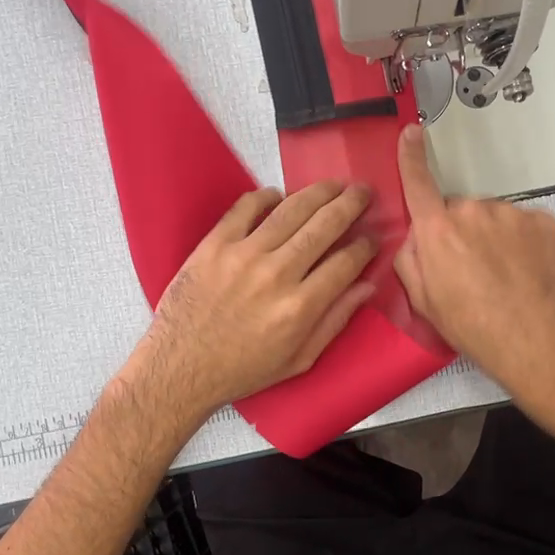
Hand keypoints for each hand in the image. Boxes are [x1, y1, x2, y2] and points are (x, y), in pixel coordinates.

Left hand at [125, 180, 378, 417]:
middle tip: (364, 191)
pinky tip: (279, 196)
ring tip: (333, 185)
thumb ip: (335, 322)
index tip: (373, 237)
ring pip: (291, 210)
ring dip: (318, 192)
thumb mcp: (299, 360)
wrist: (181, 367)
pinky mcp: (214, 244)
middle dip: (350, 204)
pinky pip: (246, 207)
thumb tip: (366, 287)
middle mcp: (276, 275)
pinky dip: (266, 196)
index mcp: (301, 308)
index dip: (365, 246)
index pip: (346, 262)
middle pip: (324, 226)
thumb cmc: (242, 369)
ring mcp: (243, 255)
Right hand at [393, 125, 554, 402]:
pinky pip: (522, 224)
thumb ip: (410, 261)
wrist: (534, 342)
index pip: (418, 183)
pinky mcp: (542, 222)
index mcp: (437, 231)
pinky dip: (520, 242)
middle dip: (459, 232)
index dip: (412, 157)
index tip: (411, 132)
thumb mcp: (423, 302)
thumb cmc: (474, 328)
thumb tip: (415, 241)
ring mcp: (511, 214)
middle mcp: (473, 212)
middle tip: (468, 272)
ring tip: (499, 276)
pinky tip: (522, 271)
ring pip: (491, 218)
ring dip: (491, 238)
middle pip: (458, 211)